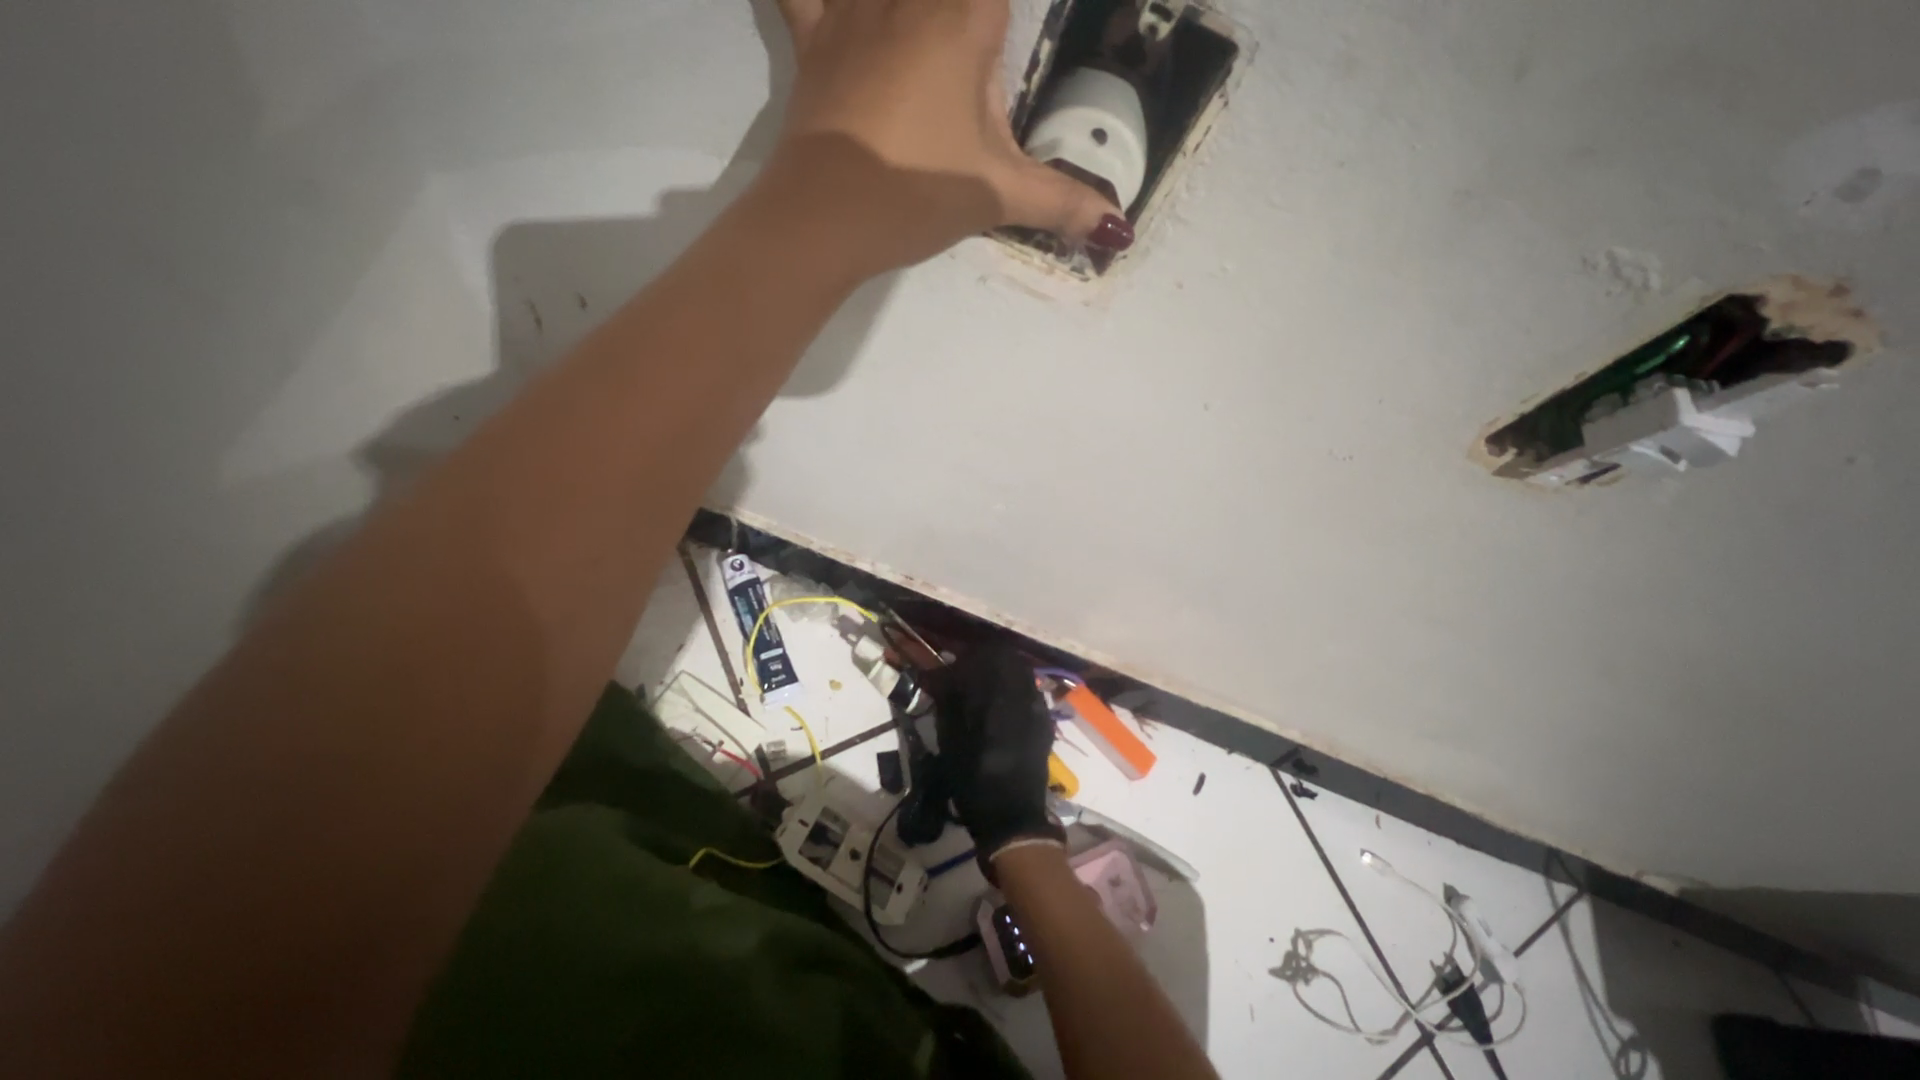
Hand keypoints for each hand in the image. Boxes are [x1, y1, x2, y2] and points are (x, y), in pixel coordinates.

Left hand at [768, 0, 1130, 272]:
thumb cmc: (915, 195)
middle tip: (969, 55)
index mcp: (964, 19)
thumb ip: (1062, 202)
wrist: (822, 219)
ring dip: (910, 3)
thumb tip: (1121, 231)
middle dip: (968, 11)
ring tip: (921, 19)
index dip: (999, 11)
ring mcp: (852, 10)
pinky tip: (830, 6)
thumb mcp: (998, 197)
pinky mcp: (811, 39)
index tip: (997, 37)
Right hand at [931, 644, 1057, 860]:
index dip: (963, 658)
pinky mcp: (1045, 719)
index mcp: (990, 698)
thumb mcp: (949, 740)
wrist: (1011, 814)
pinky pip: (1030, 690)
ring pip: (1021, 670)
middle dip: (985, 659)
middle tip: (969, 672)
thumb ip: (948, 702)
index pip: (979, 656)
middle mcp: (1018, 694)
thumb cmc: (972, 780)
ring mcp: (1036, 706)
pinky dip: (1016, 689)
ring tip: (988, 687)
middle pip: (1005, 656)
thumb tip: (944, 675)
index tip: (951, 668)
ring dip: (1003, 670)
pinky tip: (1005, 706)